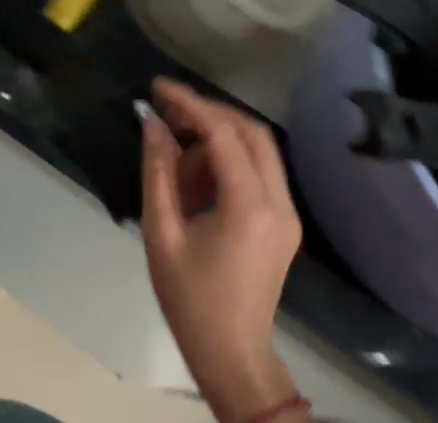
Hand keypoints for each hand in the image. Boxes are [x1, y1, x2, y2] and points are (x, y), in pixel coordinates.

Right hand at [141, 77, 305, 421]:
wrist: (231, 351)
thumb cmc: (189, 296)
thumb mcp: (161, 231)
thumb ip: (157, 170)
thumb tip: (151, 121)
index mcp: (250, 207)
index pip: (224, 134)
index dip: (189, 104)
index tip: (157, 87)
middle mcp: (279, 203)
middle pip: (252, 132)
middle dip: (209, 111)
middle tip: (168, 106)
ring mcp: (287, 213)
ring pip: (259, 148)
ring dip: (219, 134)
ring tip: (175, 145)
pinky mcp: (283, 222)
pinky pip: (259, 171)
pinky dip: (228, 157)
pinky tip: (195, 170)